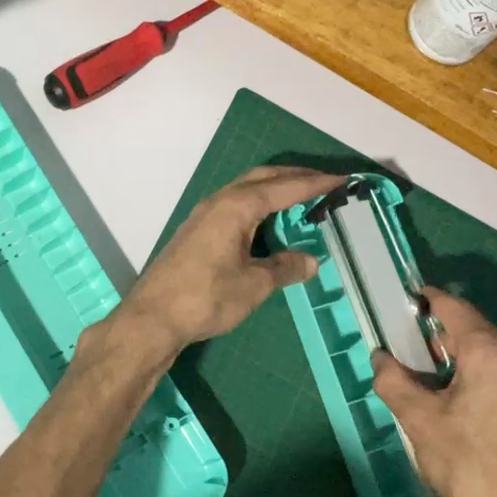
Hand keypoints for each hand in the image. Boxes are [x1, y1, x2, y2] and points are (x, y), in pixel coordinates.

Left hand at [114, 167, 342, 353]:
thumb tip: (310, 261)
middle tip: (324, 183)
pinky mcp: (195, 234)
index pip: (285, 187)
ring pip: (245, 192)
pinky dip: (257, 208)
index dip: (315, 184)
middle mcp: (219, 202)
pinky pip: (234, 208)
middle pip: (262, 179)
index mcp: (236, 207)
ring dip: (274, 192)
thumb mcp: (254, 285)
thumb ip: (284, 268)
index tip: (343, 180)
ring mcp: (203, 217)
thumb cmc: (206, 298)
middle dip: (294, 178)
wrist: (153, 318)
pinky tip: (266, 226)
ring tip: (301, 201)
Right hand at [373, 289, 496, 496]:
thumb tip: (380, 358)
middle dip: (452, 337)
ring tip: (452, 387)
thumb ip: (394, 381)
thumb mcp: (417, 421)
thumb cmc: (465, 464)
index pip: (457, 310)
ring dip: (476, 363)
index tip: (415, 300)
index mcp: (490, 353)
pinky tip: (484, 417)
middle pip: (483, 334)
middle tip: (423, 352)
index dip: (432, 301)